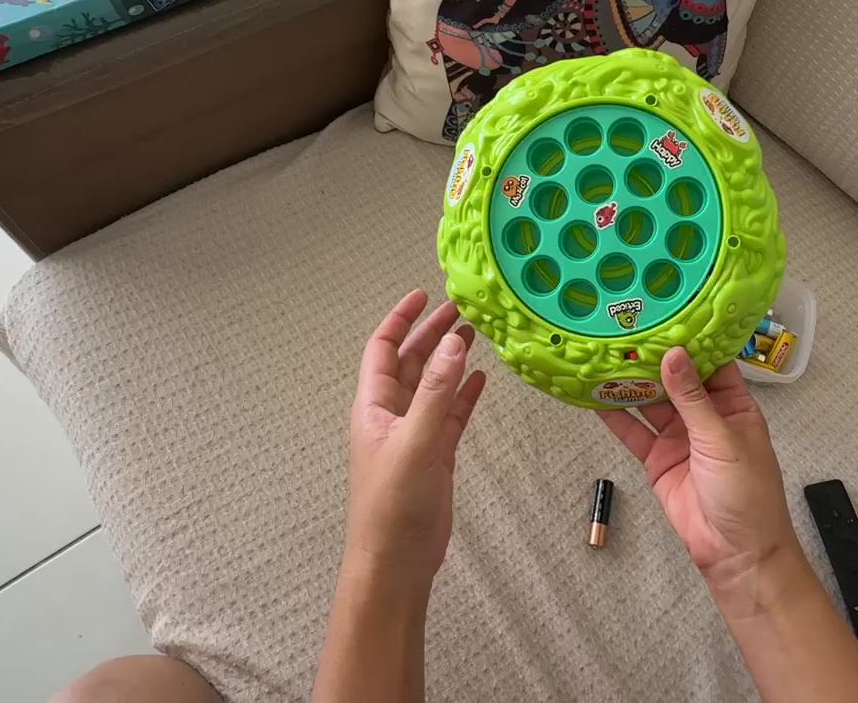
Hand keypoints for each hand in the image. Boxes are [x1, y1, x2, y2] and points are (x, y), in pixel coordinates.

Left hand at [343, 290, 486, 593]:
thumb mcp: (416, 441)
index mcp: (375, 405)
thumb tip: (454, 341)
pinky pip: (451, 412)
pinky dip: (465, 393)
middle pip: (412, 361)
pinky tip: (482, 377)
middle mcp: (393, 413)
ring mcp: (416, 433)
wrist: (396, 564)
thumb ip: (437, 391)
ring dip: (451, 358)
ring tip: (476, 333)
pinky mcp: (436, 452)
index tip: (423, 294)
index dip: (400, 320)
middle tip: (463, 308)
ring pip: (434, 384)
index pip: (383, 349)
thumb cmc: (393, 503)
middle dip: (432, 333)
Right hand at [597, 348, 799, 588]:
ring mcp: (678, 436)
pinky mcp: (656, 458)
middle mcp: (704, 415)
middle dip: (651, 357)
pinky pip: (633, 430)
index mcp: (733, 404)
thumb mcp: (721, 439)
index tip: (664, 312)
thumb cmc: (746, 492)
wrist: (735, 554)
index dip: (689, 339)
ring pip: (650, 401)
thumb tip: (672, 353)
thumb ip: (692, 397)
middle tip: (624, 329)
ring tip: (603, 354)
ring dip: (629, 382)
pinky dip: (614, 414)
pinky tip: (593, 395)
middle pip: (674, 378)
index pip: (709, 363)